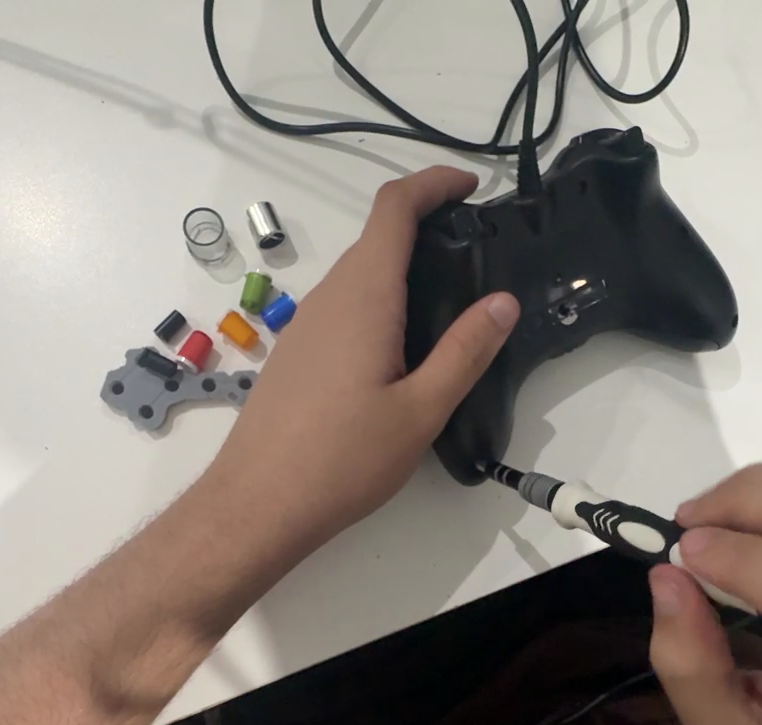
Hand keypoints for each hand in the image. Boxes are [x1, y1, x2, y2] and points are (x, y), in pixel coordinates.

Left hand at [202, 167, 519, 560]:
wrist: (259, 504)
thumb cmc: (342, 459)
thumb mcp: (420, 410)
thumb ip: (465, 351)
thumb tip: (502, 301)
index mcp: (362, 298)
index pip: (394, 209)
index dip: (433, 183)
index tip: (470, 187)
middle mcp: (327, 300)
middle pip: (375, 240)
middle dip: (425, 232)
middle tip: (474, 262)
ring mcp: (303, 329)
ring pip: (356, 279)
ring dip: (400, 275)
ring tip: (445, 312)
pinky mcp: (294, 357)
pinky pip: (341, 312)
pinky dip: (376, 308)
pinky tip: (397, 356)